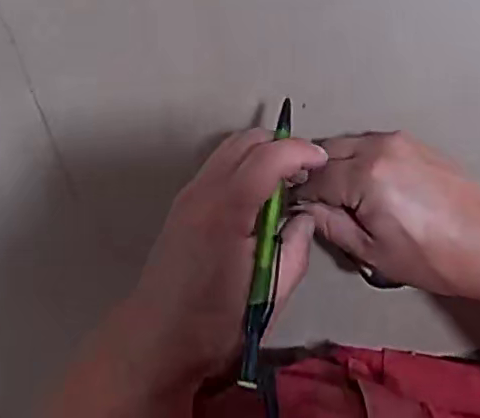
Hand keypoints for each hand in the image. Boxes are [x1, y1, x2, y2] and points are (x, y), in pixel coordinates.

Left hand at [84, 128, 327, 400]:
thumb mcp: (270, 295)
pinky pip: (219, 164)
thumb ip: (295, 249)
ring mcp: (189, 193)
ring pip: (230, 147)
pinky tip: (258, 195)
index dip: (299, 151)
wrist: (158, 339)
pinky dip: (244, 164)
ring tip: (284, 183)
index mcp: (226, 210)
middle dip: (281, 146)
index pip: (267, 157)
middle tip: (305, 172)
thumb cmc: (214, 326)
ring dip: (261, 153)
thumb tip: (303, 219)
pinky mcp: (184, 202)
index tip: (321, 160)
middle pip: (245, 140)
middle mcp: (204, 191)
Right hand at [295, 132, 479, 301]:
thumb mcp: (373, 253)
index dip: (303, 194)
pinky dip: (361, 158)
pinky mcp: (410, 140)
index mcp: (364, 175)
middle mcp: (376, 147)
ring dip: (338, 163)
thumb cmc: (433, 257)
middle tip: (324, 202)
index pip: (314, 177)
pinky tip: (373, 184)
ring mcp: (395, 139)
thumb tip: (304, 209)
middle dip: (317, 174)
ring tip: (351, 196)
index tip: (300, 208)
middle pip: (325, 151)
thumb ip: (331, 226)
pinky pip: (370, 143)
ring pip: (347, 143)